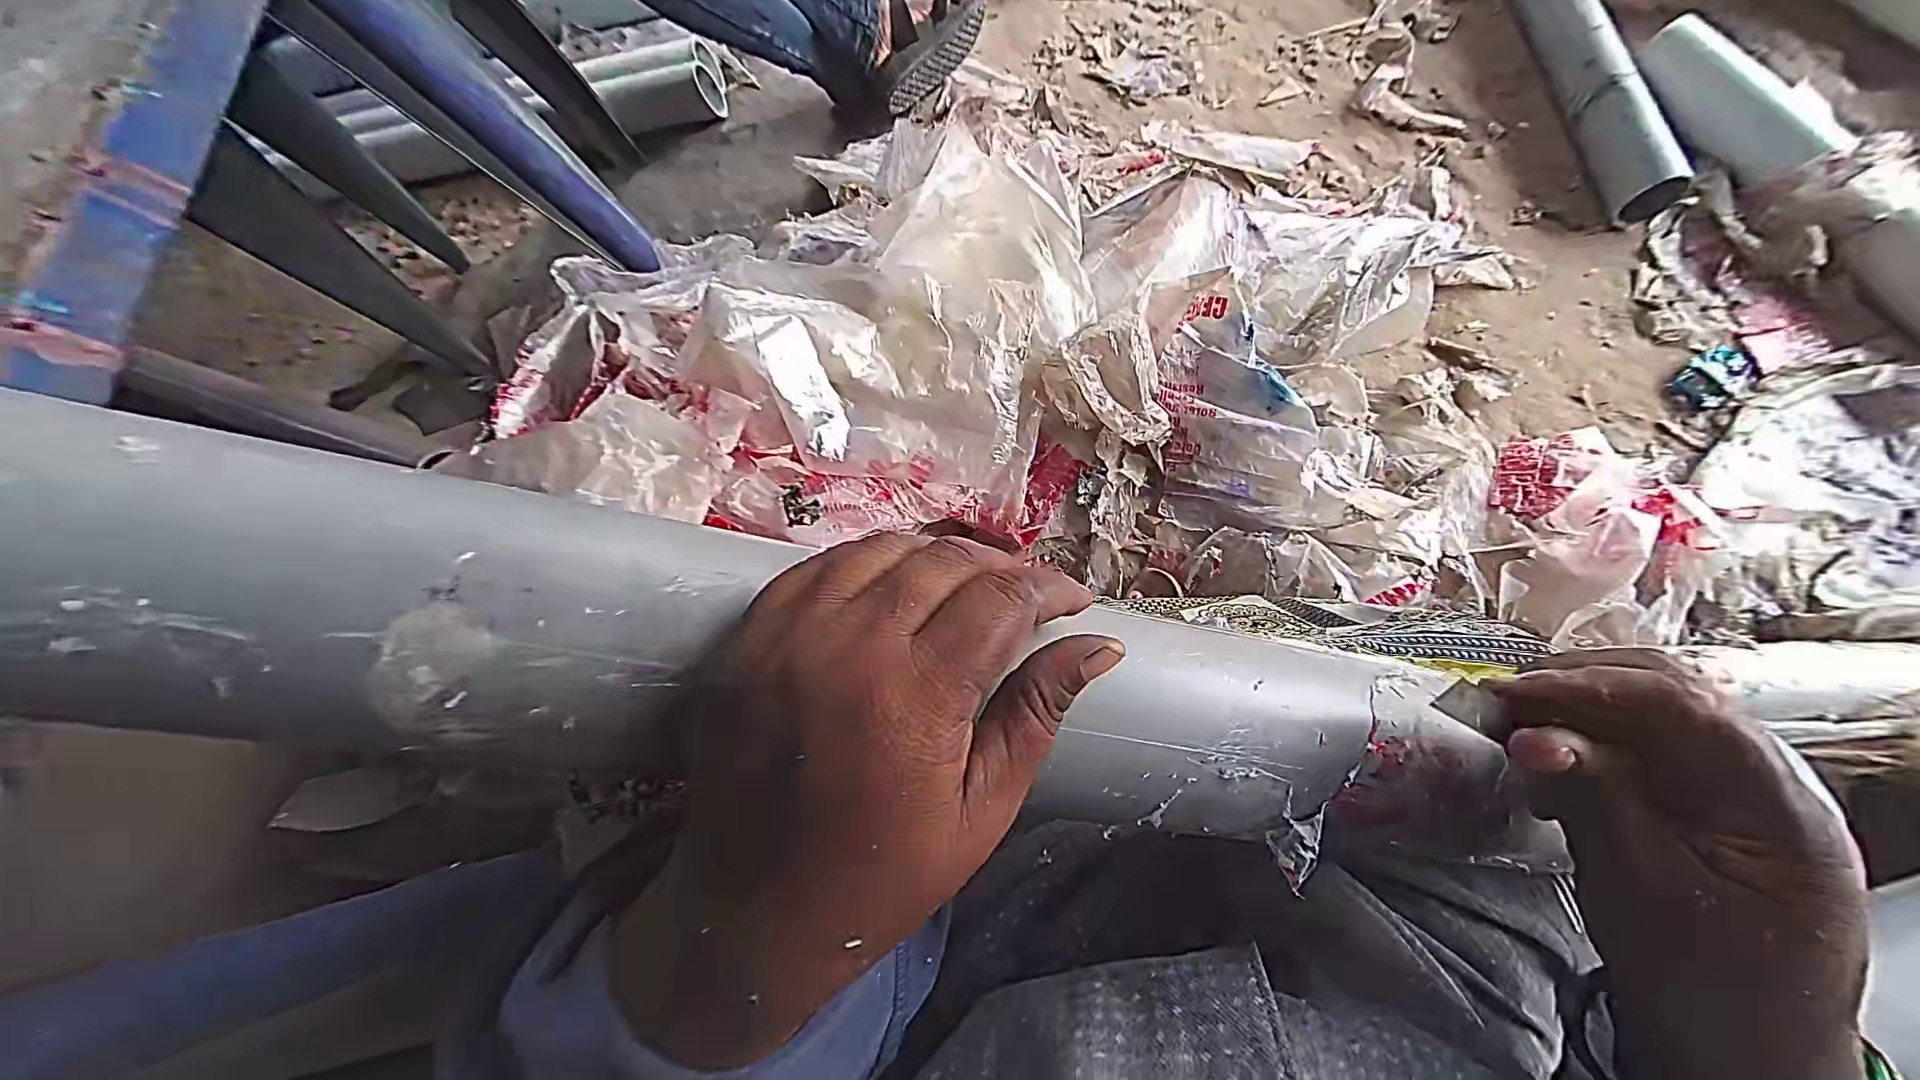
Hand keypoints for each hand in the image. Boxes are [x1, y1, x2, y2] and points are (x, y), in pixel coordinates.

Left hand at [611, 532, 1123, 1067]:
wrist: (750, 908)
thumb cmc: (880, 875)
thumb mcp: (980, 810)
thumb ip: (1037, 713)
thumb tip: (1099, 647)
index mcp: (914, 699)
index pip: (999, 600)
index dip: (1047, 588)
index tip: (1071, 600)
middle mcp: (847, 648)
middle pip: (944, 561)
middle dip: (1002, 566)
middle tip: (1025, 593)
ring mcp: (788, 633)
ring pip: (884, 549)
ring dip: (939, 555)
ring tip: (969, 583)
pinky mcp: (751, 633)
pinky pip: (823, 565)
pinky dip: (873, 562)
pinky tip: (897, 585)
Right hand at [1495, 650, 1868, 1079]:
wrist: (1739, 1039)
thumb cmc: (1701, 977)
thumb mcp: (1640, 890)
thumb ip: (1592, 801)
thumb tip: (1533, 737)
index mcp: (1777, 807)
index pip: (1687, 710)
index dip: (1589, 688)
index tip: (1510, 694)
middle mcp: (1765, 780)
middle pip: (1673, 690)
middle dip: (1578, 681)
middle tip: (1503, 700)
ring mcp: (1733, 784)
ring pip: (1650, 704)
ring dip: (1574, 700)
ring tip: (1515, 721)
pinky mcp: (1696, 793)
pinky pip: (1635, 736)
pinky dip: (1579, 729)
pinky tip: (1547, 754)